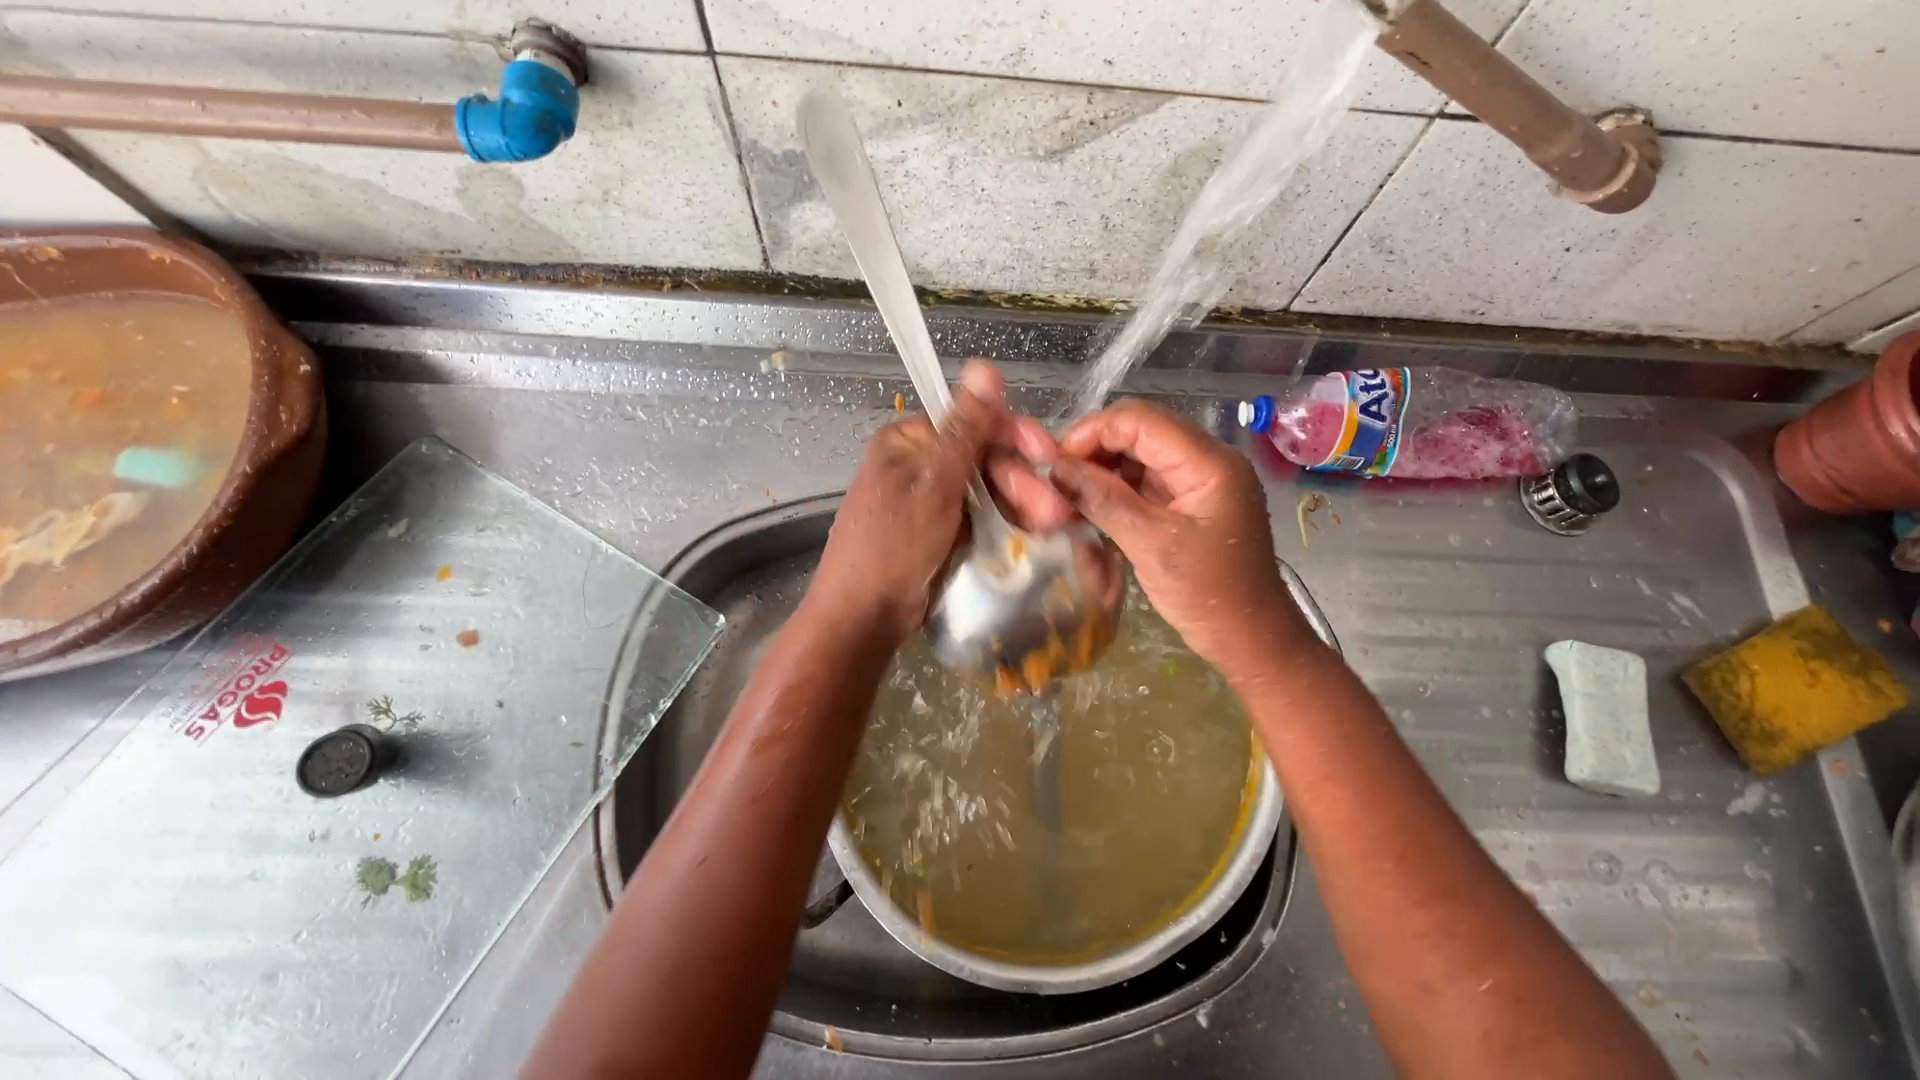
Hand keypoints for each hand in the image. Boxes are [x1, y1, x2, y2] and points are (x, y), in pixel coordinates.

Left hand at [811, 361, 1070, 641]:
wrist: (862, 618)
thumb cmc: (893, 547)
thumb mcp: (934, 484)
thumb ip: (965, 429)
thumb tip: (985, 365)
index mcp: (908, 442)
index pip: (971, 422)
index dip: (1015, 436)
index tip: (1050, 455)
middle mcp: (916, 464)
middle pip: (982, 459)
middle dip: (1021, 481)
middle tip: (1055, 511)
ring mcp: (927, 501)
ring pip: (985, 491)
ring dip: (1020, 505)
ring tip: (1050, 526)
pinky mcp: (937, 533)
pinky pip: (978, 518)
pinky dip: (1004, 524)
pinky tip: (1030, 535)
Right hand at [1052, 400, 1310, 676]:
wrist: (1250, 636)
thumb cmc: (1207, 593)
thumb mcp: (1150, 546)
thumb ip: (1104, 500)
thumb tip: (1056, 470)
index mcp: (1209, 463)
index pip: (1141, 420)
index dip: (1093, 432)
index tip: (1056, 462)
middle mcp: (1207, 460)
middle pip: (1140, 430)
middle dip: (1094, 448)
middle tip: (1057, 479)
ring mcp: (1199, 480)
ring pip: (1140, 453)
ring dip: (1102, 468)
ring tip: (1067, 494)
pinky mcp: (1190, 501)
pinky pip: (1147, 479)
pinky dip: (1117, 487)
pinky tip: (1089, 505)